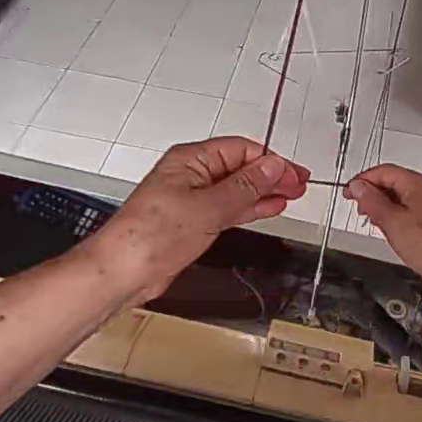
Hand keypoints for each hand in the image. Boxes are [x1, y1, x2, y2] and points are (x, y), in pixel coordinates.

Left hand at [87, 136, 310, 302]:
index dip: (271, 161)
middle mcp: (189, 175)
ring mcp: (190, 199)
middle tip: (298, 184)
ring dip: (262, 192)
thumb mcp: (208, 207)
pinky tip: (265, 209)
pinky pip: (226, 208)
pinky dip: (247, 208)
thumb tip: (272, 166)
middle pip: (239, 167)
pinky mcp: (191, 222)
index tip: (294, 174)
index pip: (240, 150)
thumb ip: (244, 187)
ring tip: (289, 195)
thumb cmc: (148, 235)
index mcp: (190, 160)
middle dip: (270, 175)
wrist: (123, 271)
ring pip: (235, 189)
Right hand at [344, 164, 421, 291]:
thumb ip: (371, 201)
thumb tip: (358, 187)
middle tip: (360, 207)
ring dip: (385, 205)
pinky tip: (393, 229)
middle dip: (373, 193)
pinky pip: (414, 208)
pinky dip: (399, 214)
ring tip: (374, 221)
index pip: (385, 171)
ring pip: (404, 196)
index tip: (350, 192)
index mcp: (421, 184)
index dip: (363, 180)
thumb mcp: (391, 222)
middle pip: (395, 181)